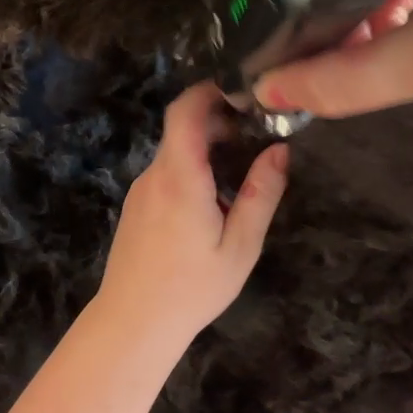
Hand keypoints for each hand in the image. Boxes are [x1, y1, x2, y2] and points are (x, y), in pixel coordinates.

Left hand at [93, 84, 289, 342]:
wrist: (133, 321)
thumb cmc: (191, 287)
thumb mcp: (240, 246)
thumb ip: (261, 195)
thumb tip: (280, 150)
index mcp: (179, 177)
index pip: (184, 112)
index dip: (209, 91)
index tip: (241, 90)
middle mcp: (154, 174)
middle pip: (181, 130)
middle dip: (217, 123)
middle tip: (256, 134)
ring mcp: (140, 190)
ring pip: (174, 154)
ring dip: (206, 151)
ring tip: (242, 171)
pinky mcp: (135, 206)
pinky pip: (166, 176)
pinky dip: (191, 172)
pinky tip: (214, 201)